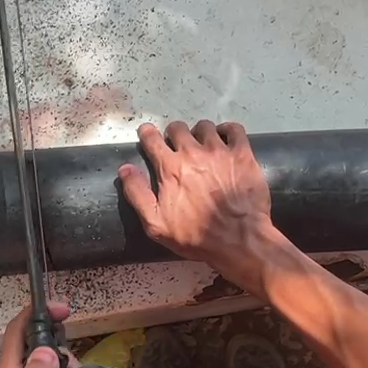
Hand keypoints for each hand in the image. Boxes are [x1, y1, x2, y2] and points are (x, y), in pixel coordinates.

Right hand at [118, 120, 277, 276]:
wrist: (238, 240)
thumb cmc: (195, 236)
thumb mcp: (156, 224)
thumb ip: (137, 194)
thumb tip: (124, 169)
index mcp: (170, 168)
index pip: (152, 139)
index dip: (147, 134)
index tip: (147, 134)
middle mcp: (193, 153)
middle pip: (178, 128)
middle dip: (174, 134)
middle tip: (178, 146)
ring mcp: (219, 151)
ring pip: (205, 127)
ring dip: (200, 133)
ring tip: (203, 145)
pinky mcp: (242, 154)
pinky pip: (234, 129)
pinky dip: (228, 130)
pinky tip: (226, 140)